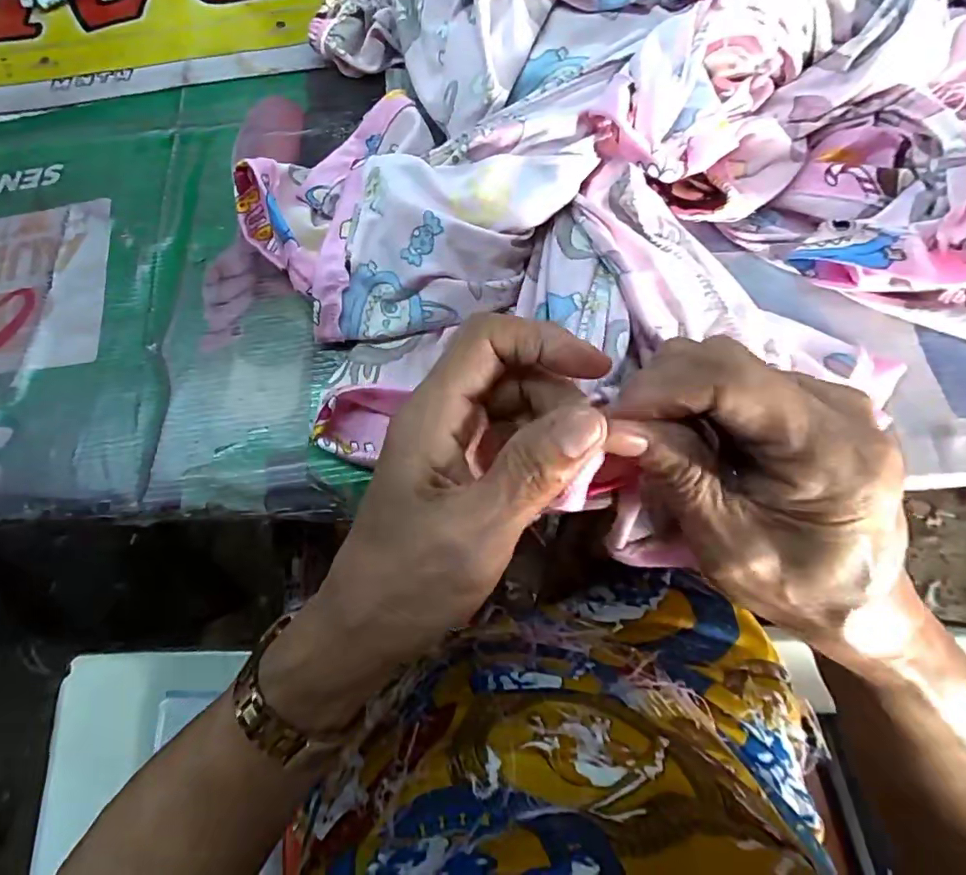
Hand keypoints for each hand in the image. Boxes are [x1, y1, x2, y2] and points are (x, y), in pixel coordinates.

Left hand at [261, 315, 611, 729]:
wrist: (367, 626)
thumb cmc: (412, 580)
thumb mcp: (479, 527)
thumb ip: (532, 469)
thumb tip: (593, 416)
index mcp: (433, 411)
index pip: (486, 338)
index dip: (543, 340)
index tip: (598, 372)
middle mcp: (439, 415)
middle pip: (504, 368)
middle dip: (555, 391)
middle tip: (592, 446)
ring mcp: (448, 442)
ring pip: (510, 403)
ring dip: (552, 424)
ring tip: (579, 472)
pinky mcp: (459, 470)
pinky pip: (507, 439)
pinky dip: (539, 450)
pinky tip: (562, 483)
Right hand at [603, 336, 909, 656]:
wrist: (857, 603)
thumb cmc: (794, 587)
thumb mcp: (726, 546)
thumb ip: (677, 477)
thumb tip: (614, 428)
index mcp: (831, 447)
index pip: (730, 379)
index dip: (659, 390)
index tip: (611, 424)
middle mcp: (837, 404)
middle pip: (720, 359)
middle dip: (657, 389)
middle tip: (624, 435)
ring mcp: (823, 393)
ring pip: (718, 359)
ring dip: (669, 391)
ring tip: (652, 436)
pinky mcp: (804, 395)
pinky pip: (729, 374)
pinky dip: (689, 396)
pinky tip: (685, 433)